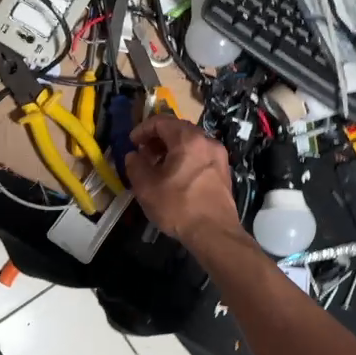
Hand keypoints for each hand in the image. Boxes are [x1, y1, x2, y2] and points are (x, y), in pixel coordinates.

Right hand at [126, 115, 247, 247]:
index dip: (143, 129)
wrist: (214, 233)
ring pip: (190, 143)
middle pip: (178, 130)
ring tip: (156, 167)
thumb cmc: (177, 206)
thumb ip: (135, 165)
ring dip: (170, 150)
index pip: (162, 121)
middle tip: (142, 154)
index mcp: (188, 140)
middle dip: (157, 139)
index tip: (131, 143)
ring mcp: (219, 157)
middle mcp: (207, 142)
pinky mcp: (223, 172)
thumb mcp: (146, 187)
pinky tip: (174, 177)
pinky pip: (199, 156)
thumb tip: (133, 155)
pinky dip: (184, 159)